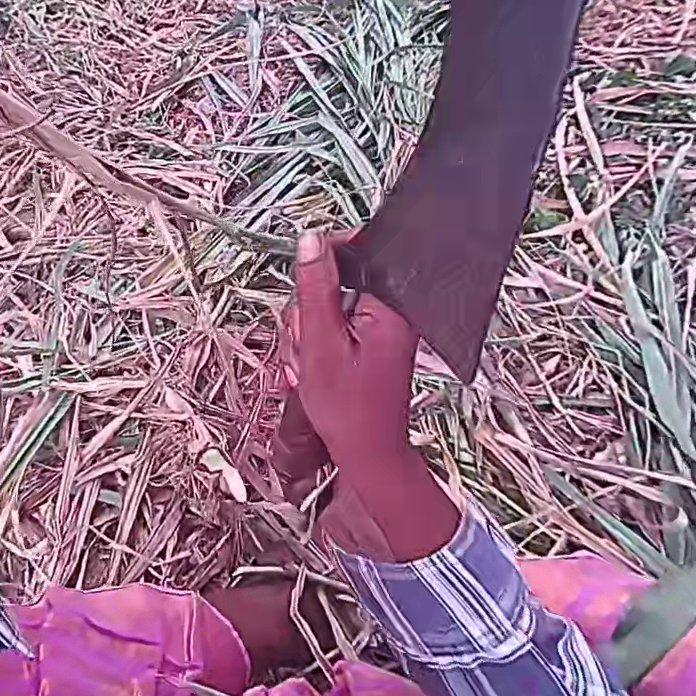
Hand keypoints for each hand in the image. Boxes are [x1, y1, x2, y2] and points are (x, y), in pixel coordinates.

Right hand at [283, 231, 460, 560]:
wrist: (365, 452)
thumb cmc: (348, 408)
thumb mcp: (321, 343)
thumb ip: (315, 289)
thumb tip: (311, 242)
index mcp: (389, 305)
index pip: (357, 252)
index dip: (323, 261)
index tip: (304, 289)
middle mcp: (390, 312)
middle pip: (334, 283)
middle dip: (308, 312)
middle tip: (307, 344)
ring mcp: (379, 328)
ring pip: (326, 307)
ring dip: (307, 334)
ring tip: (310, 364)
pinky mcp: (368, 342)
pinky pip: (331, 327)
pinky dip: (315, 345)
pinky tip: (314, 368)